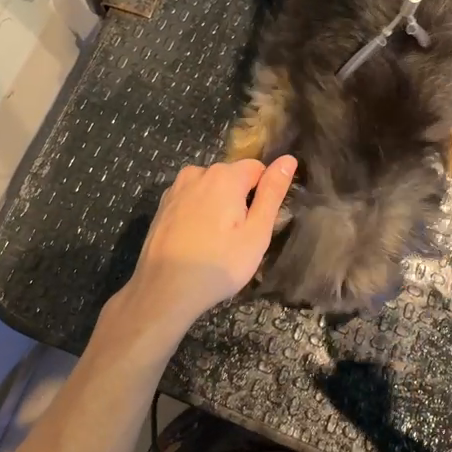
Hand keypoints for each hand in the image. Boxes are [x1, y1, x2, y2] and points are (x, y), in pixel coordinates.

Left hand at [110, 156, 296, 333]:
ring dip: (218, 206)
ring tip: (216, 242)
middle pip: (232, 177)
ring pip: (210, 188)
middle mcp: (198, 172)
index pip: (257, 169)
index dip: (263, 194)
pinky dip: (198, 213)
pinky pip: (191, 199)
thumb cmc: (217, 265)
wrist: (163, 292)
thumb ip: (273, 193)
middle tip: (238, 238)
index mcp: (225, 175)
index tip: (257, 224)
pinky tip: (195, 241)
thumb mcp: (256, 233)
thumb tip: (288, 159)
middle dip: (239, 200)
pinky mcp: (163, 205)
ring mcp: (177, 188)